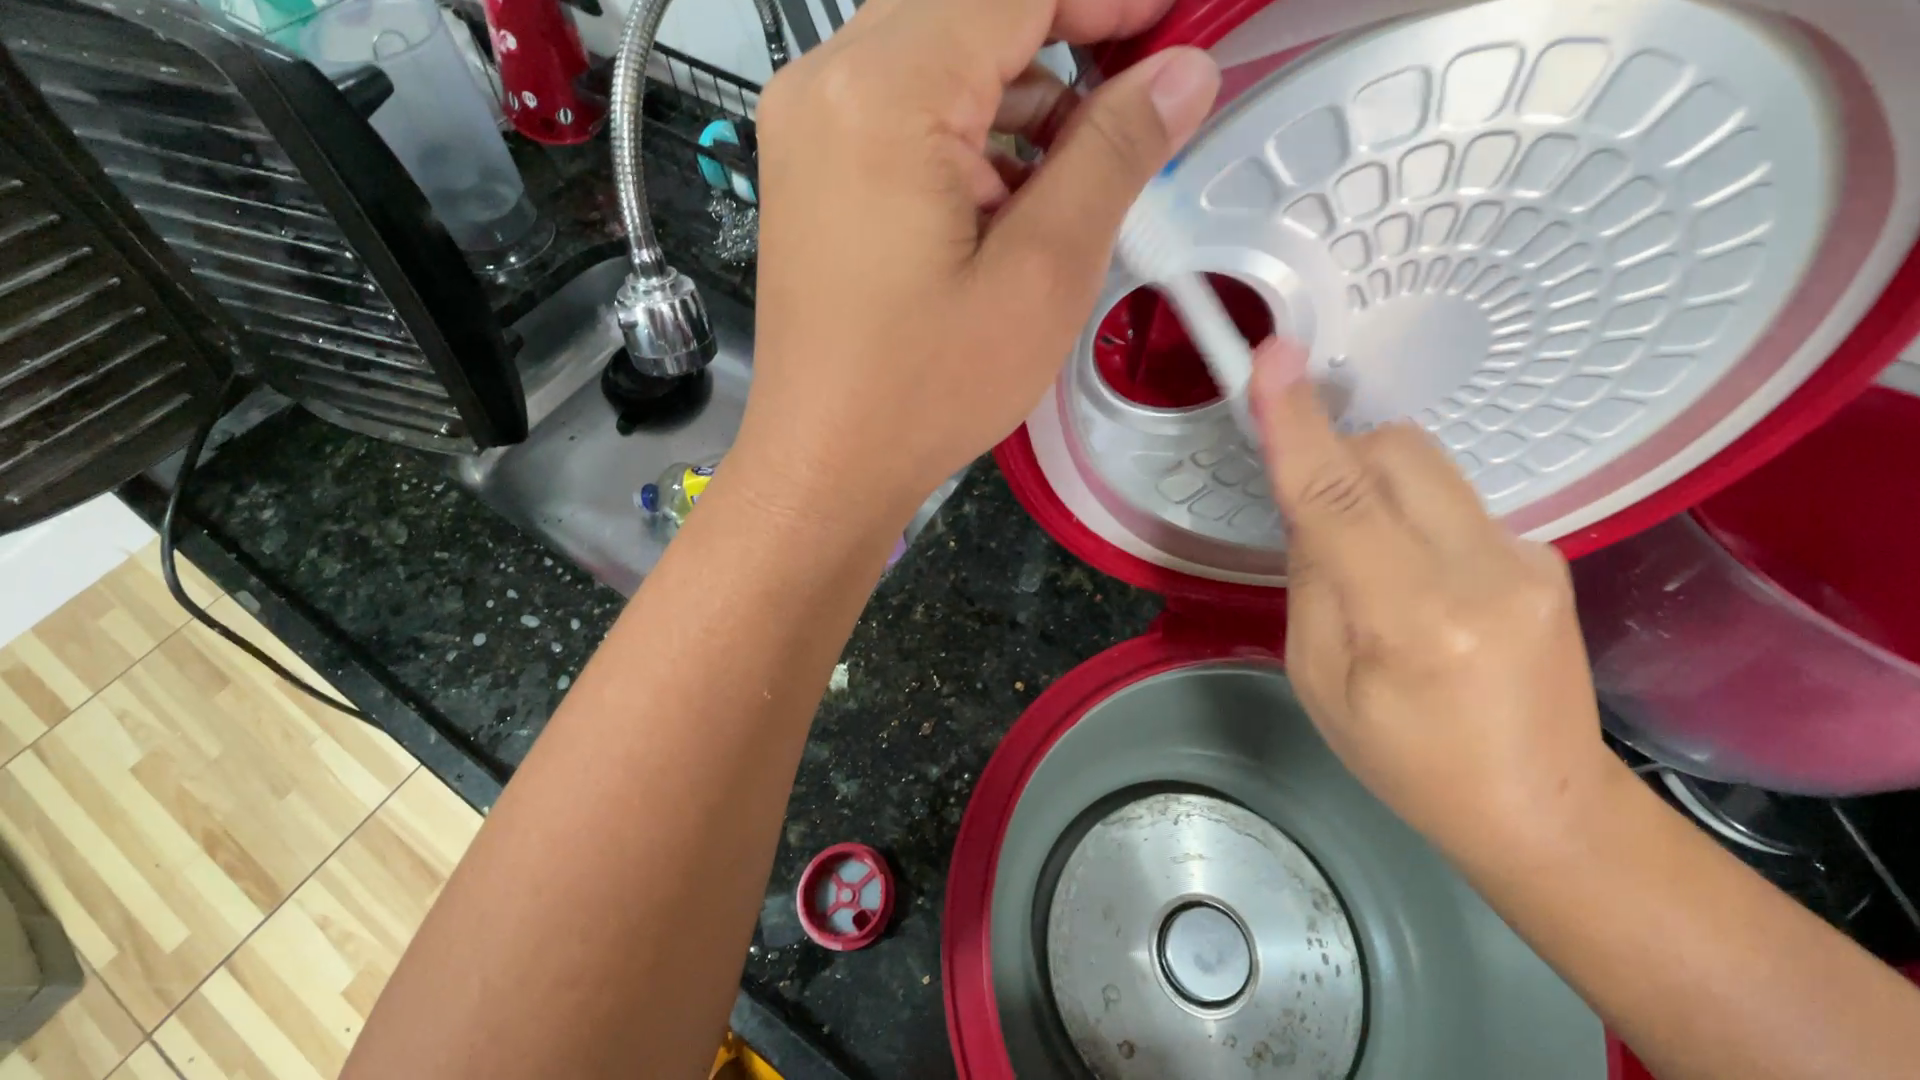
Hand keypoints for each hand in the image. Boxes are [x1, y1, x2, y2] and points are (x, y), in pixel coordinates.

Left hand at [733, 0, 1219, 524]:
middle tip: (1139, 87)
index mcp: (883, 95)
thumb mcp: (1043, 274)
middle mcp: (827, 83)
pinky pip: (902, 100)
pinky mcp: (812, 162)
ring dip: (1020, 84)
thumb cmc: (923, 390)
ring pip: (936, 48)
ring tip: (1081, 158)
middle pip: (969, 4)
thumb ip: (1114, 153)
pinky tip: (1014, 184)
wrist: (826, 460)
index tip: (1172, 29)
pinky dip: (969, 121)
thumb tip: (1181, 73)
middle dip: (1066, 30)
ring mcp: (809, 122)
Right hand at [1249, 340, 1621, 856]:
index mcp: (1414, 620)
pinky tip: (1420, 584)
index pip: (1341, 502)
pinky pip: (1450, 499)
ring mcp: (1528, 555)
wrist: (1547, 806)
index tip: (1271, 360)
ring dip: (1371, 489)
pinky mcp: (1546, 551)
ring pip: (1423, 467)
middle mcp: (1484, 571)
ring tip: (1369, 567)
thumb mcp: (1322, 683)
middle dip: (1337, 455)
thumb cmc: (1411, 762)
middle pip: (1394, 452)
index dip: (1299, 428)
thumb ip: (1314, 583)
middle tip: (1312, 517)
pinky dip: (1410, 518)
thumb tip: (1313, 511)